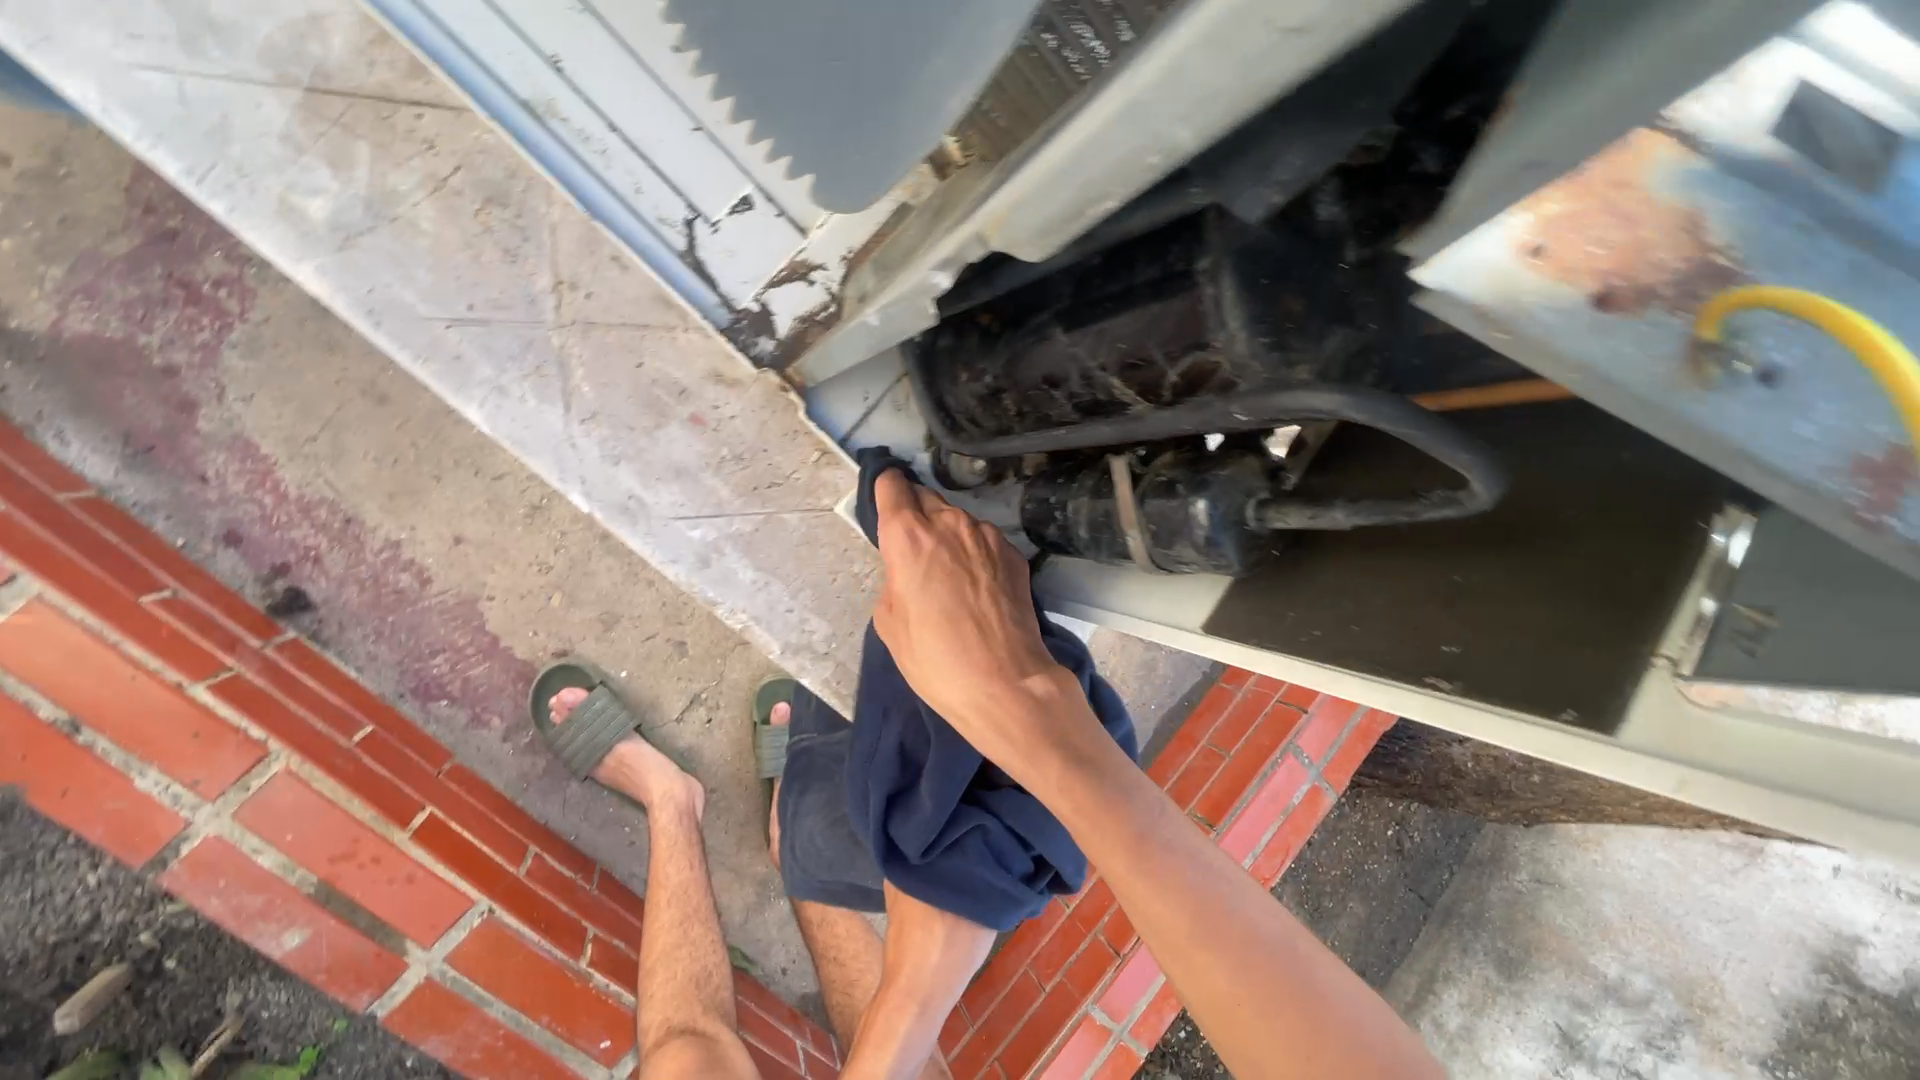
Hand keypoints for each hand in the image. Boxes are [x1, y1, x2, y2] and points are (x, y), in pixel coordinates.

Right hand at [870, 471, 1078, 764]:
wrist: (1005, 683)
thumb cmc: (936, 659)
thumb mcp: (889, 622)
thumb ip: (894, 578)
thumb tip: (908, 569)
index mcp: (909, 536)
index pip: (892, 486)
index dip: (886, 491)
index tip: (885, 504)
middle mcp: (950, 524)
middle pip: (926, 498)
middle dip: (915, 514)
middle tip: (912, 549)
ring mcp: (989, 537)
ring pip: (958, 521)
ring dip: (948, 536)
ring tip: (948, 576)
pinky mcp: (1015, 555)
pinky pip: (985, 542)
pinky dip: (976, 554)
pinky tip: (977, 589)